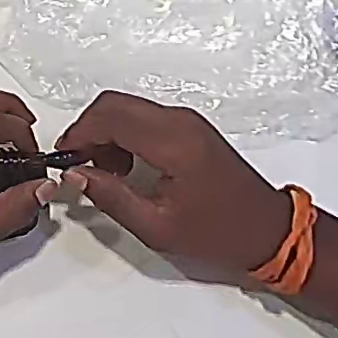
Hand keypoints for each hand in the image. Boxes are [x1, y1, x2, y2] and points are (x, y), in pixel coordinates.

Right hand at [57, 91, 291, 277]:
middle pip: (112, 104)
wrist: (271, 232)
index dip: (79, 135)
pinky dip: (120, 133)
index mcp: (173, 143)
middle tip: (79, 164)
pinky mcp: (185, 126)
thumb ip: (110, 197)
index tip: (66, 160)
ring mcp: (184, 120)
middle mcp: (179, 121)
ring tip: (104, 170)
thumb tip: (74, 174)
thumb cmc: (219, 233)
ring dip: (103, 132)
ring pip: (124, 107)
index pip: (109, 117)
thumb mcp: (156, 227)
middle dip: (87, 131)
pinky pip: (139, 116)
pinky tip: (123, 164)